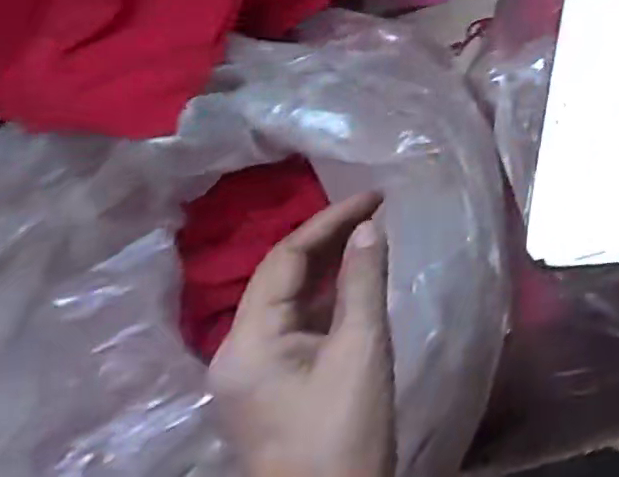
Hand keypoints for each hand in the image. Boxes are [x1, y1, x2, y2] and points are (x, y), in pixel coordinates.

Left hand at [209, 191, 395, 476]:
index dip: (330, 221)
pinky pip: (301, 318)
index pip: (284, 261)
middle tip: (380, 207)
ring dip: (331, 260)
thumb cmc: (343, 422)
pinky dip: (332, 289)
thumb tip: (370, 225)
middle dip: (329, 235)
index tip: (378, 196)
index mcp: (247, 343)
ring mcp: (255, 367)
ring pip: (292, 295)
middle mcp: (238, 351)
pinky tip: (362, 275)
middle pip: (281, 276)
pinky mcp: (276, 378)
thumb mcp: (361, 346)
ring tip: (375, 230)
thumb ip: (364, 281)